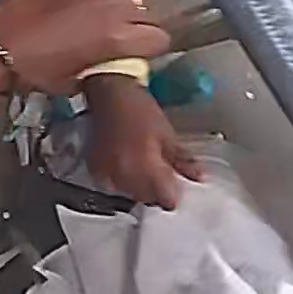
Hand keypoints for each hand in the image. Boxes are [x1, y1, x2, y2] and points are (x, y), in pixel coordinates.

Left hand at [0, 0, 168, 92]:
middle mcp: (113, 5)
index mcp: (117, 37)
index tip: (140, 52)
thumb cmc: (35, 70)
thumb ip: (107, 66)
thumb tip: (117, 59)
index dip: (151, 48)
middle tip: (130, 32)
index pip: (159, 38)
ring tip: (122, 6)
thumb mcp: (78, 81)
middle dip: (145, 22)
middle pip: (151, 9)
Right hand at [82, 73, 201, 208]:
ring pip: (128, 194)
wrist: (108, 93)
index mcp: (146, 167)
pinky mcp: (94, 168)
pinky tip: (125, 165)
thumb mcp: (166, 133)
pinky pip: (111, 185)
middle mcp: (124, 176)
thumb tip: (197, 177)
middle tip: (161, 174)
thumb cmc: (140, 109)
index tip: (176, 184)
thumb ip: (181, 159)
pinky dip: (120, 180)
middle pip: (146, 200)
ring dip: (137, 187)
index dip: (173, 194)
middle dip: (156, 191)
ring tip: (142, 167)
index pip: (165, 200)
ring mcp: (106, 174)